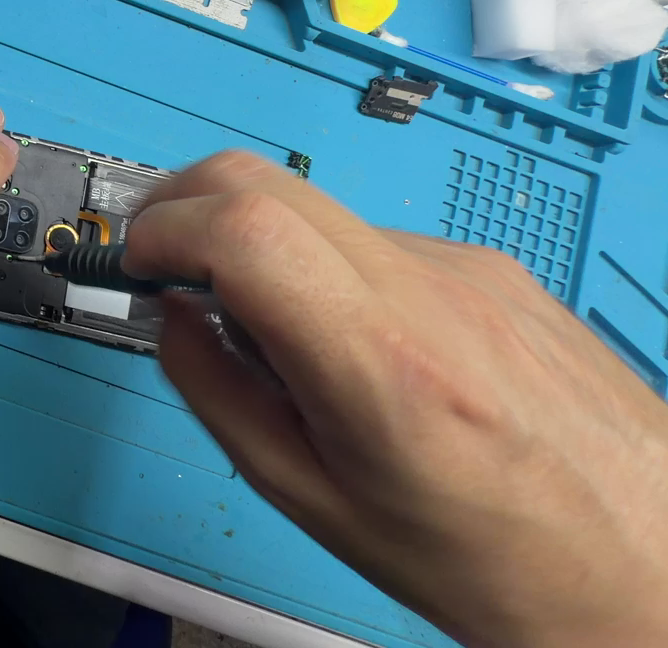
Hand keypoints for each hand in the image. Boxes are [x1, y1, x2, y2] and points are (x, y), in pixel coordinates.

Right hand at [127, 152, 667, 646]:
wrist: (658, 575)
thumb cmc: (474, 555)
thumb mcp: (300, 489)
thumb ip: (209, 385)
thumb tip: (171, 310)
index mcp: (378, 363)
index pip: (242, 230)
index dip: (161, 228)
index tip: (137, 264)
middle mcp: (427, 291)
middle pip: (257, 179)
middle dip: (176, 201)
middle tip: (156, 256)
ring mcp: (465, 267)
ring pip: (302, 203)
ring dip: (241, 237)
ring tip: (258, 318)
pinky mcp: (489, 265)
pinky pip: (358, 234)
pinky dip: (306, 258)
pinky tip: (332, 327)